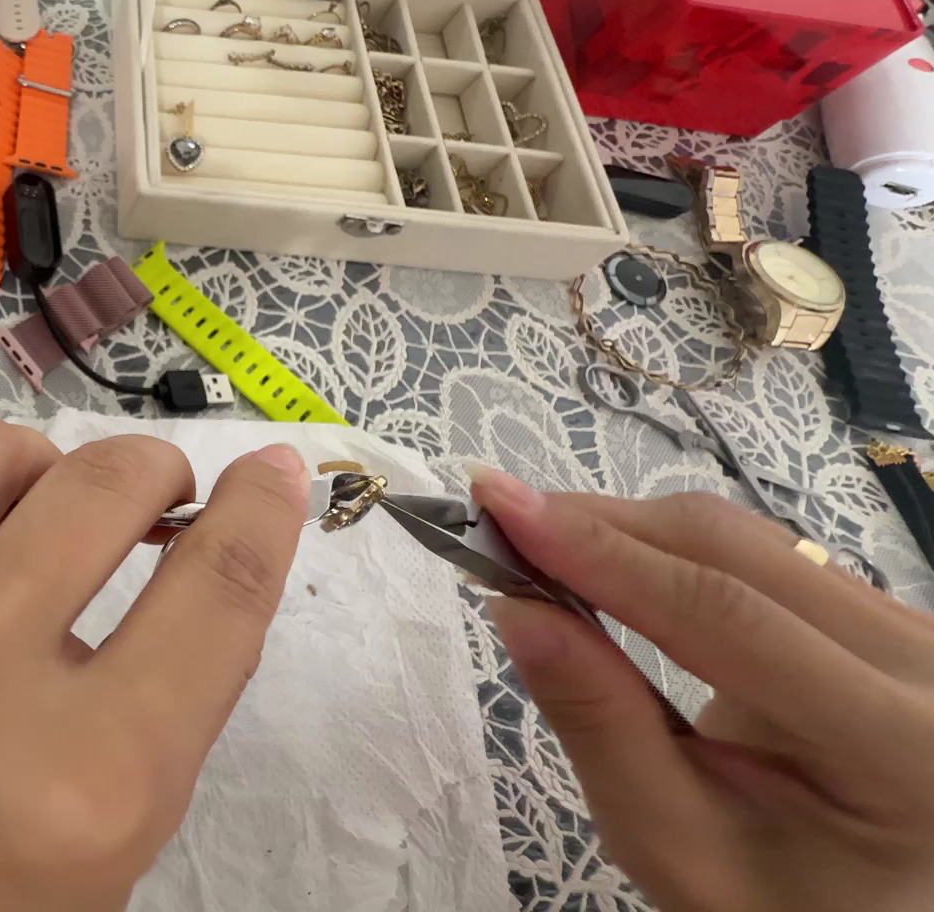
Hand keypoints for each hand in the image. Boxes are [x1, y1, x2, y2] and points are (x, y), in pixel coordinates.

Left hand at [0, 418, 310, 911]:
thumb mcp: (109, 822)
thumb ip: (171, 681)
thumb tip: (210, 526)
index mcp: (83, 782)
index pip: (215, 593)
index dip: (259, 511)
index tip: (268, 471)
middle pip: (98, 491)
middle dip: (145, 467)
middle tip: (144, 486)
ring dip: (28, 459)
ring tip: (29, 498)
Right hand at [471, 470, 933, 910]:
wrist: (842, 899)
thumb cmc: (757, 890)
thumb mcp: (662, 835)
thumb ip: (594, 720)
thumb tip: (515, 606)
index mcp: (903, 749)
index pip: (724, 616)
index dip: (598, 551)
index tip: (494, 504)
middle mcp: (928, 669)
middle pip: (729, 553)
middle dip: (591, 526)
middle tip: (487, 519)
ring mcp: (906, 631)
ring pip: (731, 535)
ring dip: (612, 527)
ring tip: (524, 543)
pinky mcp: (868, 612)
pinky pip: (742, 547)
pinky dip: (644, 541)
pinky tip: (588, 554)